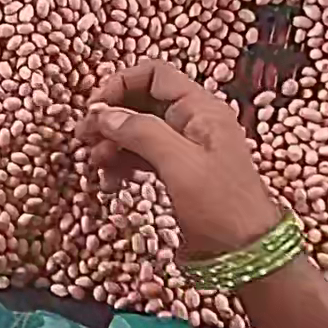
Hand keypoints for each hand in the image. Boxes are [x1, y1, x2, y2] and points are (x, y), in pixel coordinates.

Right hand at [76, 59, 281, 257]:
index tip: (94, 110)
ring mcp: (182, 147)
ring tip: (96, 164)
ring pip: (136, 130)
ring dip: (111, 142)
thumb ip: (140, 132)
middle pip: (140, 101)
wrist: (245, 253)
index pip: (153, 74)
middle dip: (110, 116)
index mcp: (199, 108)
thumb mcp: (179, 163)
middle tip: (83, 138)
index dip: (120, 85)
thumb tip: (102, 114)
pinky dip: (121, 163)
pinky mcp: (175, 171)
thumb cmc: (219, 204)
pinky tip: (110, 181)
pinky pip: (140, 155)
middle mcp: (190, 121)